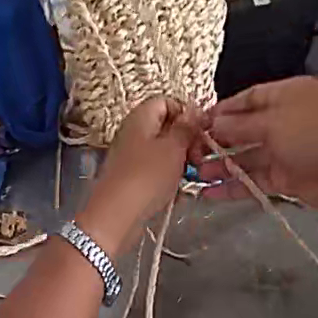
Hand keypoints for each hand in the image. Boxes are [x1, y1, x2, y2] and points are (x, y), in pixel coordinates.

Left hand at [77, 97, 199, 253]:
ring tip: (189, 177)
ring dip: (179, 162)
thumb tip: (195, 110)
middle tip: (198, 158)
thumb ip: (186, 127)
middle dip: (186, 141)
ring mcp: (130, 156)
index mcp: (140, 117)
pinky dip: (167, 178)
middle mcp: (132, 133)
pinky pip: (154, 171)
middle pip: (165, 128)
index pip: (166, 102)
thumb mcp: (174, 148)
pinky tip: (176, 192)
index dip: (186, 114)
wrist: (116, 215)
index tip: (200, 132)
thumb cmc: (147, 176)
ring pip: (162, 151)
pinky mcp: (130, 178)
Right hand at [200, 78, 317, 211]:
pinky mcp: (288, 179)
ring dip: (222, 166)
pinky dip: (234, 186)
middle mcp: (285, 121)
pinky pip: (254, 181)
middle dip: (217, 141)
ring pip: (247, 158)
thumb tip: (215, 123)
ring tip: (195, 174)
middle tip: (190, 151)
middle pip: (244, 130)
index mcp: (286, 96)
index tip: (198, 123)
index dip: (222, 111)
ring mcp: (287, 151)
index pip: (246, 100)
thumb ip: (239, 125)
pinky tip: (212, 192)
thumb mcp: (273, 120)